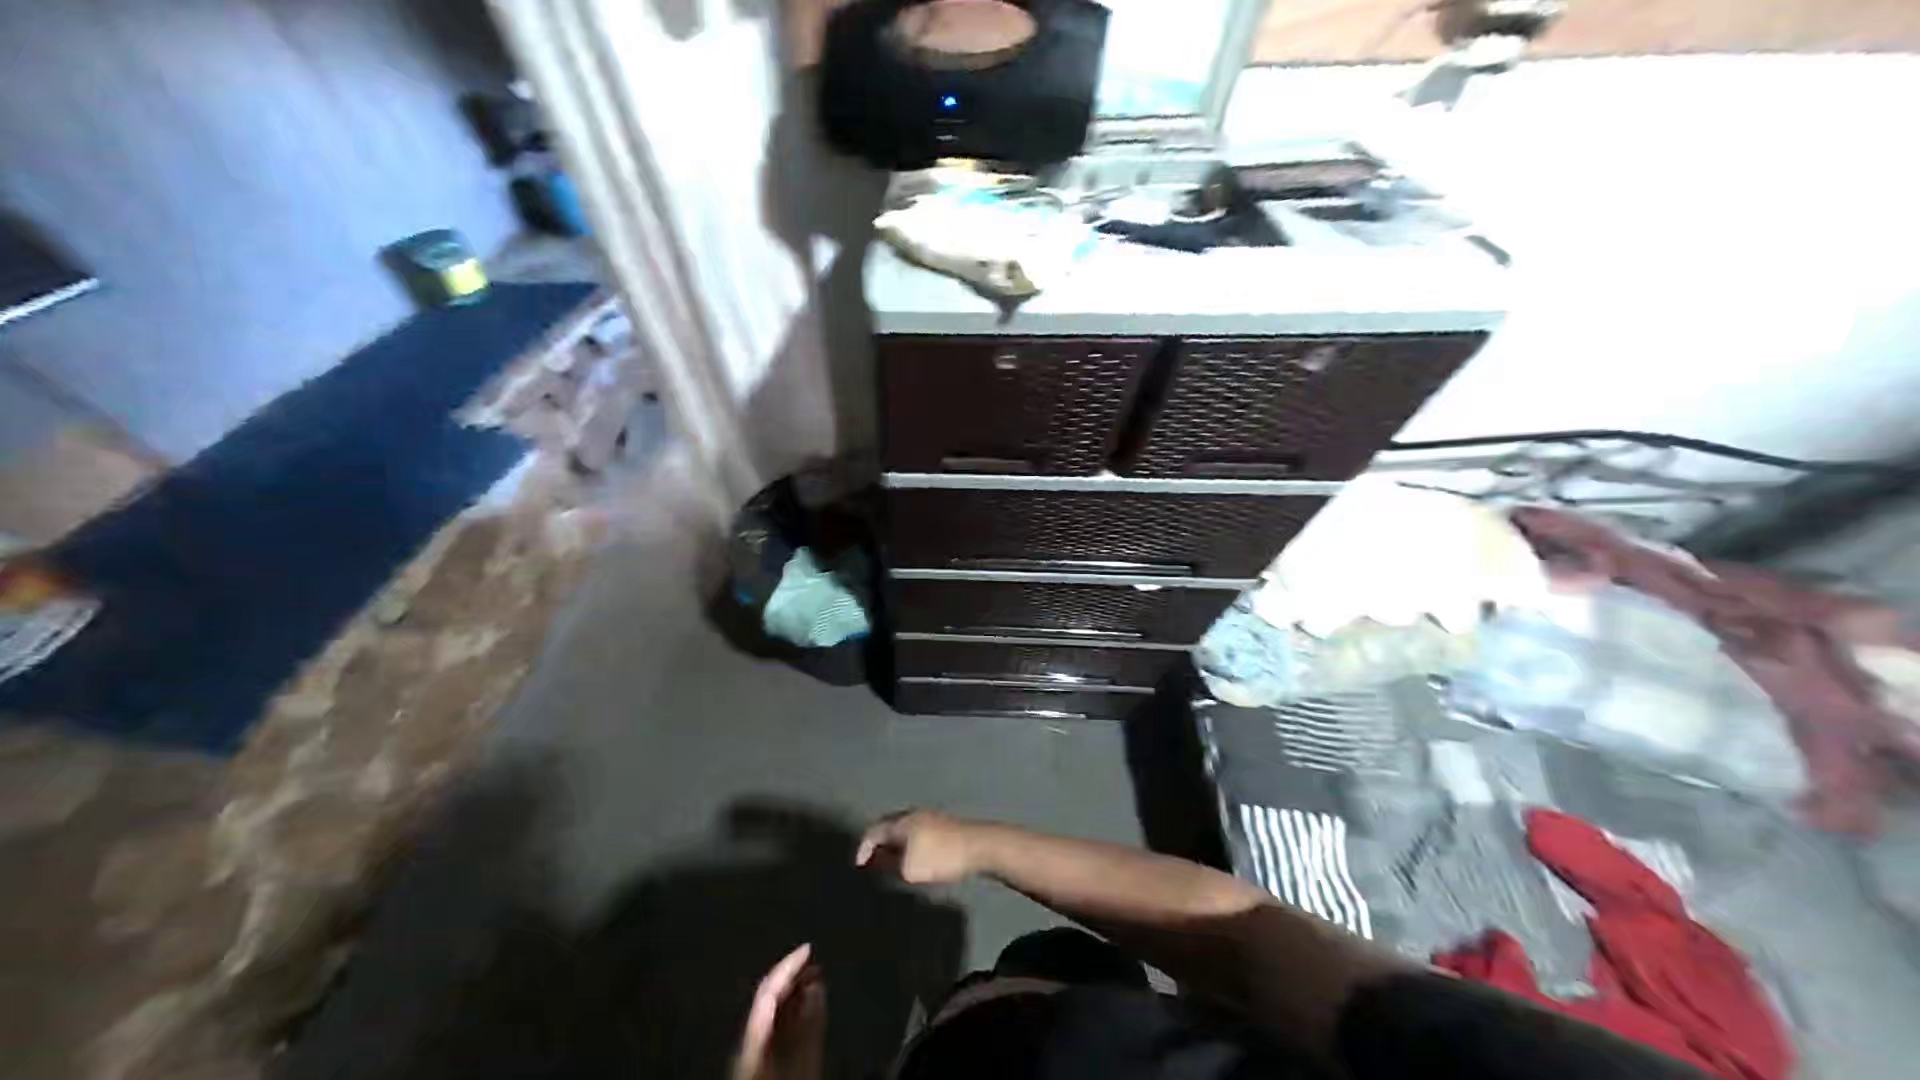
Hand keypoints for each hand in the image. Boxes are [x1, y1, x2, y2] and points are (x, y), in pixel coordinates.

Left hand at [733, 944, 826, 1079]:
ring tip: (817, 976)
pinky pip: (778, 1031)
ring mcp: (755, 1053)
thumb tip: (816, 986)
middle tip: (816, 959)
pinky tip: (810, 1006)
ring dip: (796, 993)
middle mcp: (751, 1041)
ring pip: (774, 1014)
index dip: (787, 966)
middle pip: (769, 999)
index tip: (808, 947)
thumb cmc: (777, 1079)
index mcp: (753, 1039)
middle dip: (793, 976)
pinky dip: (796, 1014)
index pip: (768, 992)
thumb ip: (807, 1028)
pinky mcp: (760, 1063)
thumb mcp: (799, 1065)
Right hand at [855, 809, 989, 885]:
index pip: (873, 831)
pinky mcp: (944, 824)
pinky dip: (908, 843)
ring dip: (894, 843)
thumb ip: (891, 865)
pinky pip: (916, 831)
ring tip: (891, 860)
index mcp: (901, 823)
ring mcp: (930, 817)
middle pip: (888, 825)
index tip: (858, 864)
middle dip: (878, 842)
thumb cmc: (941, 857)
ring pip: (903, 828)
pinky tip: (914, 856)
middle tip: (873, 860)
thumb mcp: (909, 870)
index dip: (863, 848)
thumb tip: (883, 860)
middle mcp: (912, 815)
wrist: (980, 846)